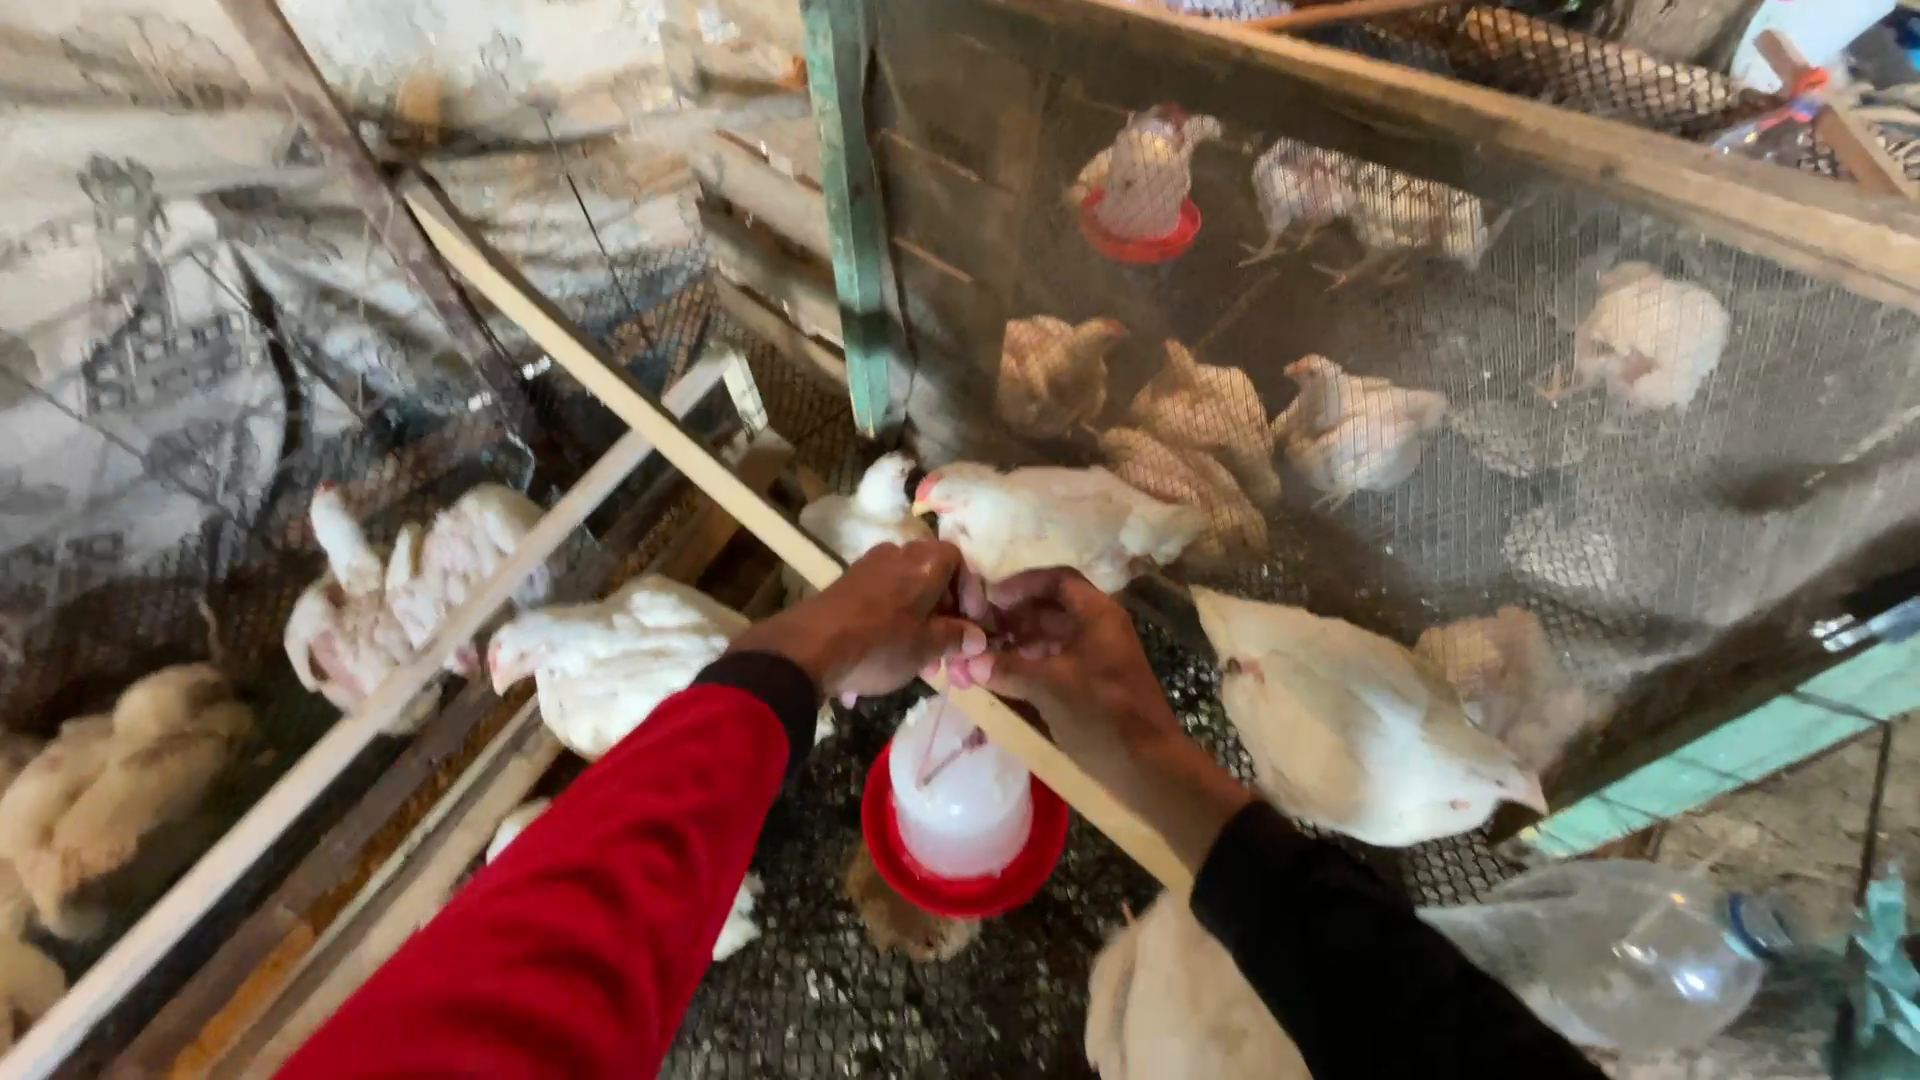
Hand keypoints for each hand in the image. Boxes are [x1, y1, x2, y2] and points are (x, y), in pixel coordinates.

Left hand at [730, 540, 984, 701]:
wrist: (808, 648)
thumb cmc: (880, 644)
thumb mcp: (927, 647)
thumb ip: (957, 638)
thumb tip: (977, 637)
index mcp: (925, 561)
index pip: (960, 563)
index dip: (971, 594)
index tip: (972, 627)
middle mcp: (898, 553)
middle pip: (933, 576)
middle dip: (945, 613)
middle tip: (948, 649)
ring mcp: (868, 566)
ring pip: (907, 590)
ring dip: (920, 621)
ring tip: (920, 661)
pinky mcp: (845, 584)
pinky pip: (882, 597)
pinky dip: (894, 620)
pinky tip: (888, 654)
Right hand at [950, 568, 1253, 869]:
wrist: (1149, 768)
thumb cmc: (1102, 715)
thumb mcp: (1049, 687)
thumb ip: (1007, 669)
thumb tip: (967, 664)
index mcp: (1097, 615)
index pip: (1057, 581)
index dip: (1021, 585)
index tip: (990, 599)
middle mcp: (1099, 629)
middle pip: (1050, 610)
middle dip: (1013, 619)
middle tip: (978, 632)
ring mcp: (1097, 658)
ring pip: (1050, 639)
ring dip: (1017, 645)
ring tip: (983, 658)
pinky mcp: (1092, 685)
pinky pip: (1055, 663)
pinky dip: (1029, 666)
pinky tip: (1003, 679)